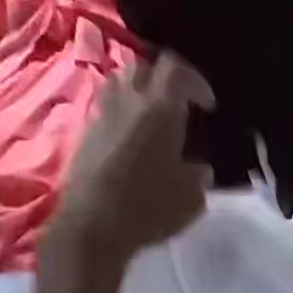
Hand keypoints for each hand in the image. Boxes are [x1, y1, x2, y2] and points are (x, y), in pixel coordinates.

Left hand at [49, 52, 216, 272]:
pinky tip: (133, 141)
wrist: (94, 225)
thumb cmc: (150, 207)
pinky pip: (107, 108)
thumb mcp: (191, 197)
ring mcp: (102, 113)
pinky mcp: (85, 132)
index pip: (178, 69)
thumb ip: (199, 175)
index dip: (196, 81)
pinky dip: (123, 114)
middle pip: (145, 67)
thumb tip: (199, 168)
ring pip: (121, 83)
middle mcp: (128, 100)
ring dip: (140, 93)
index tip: (207, 105)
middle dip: (165, 80)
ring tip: (154, 118)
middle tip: (180, 105)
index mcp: (160, 108)